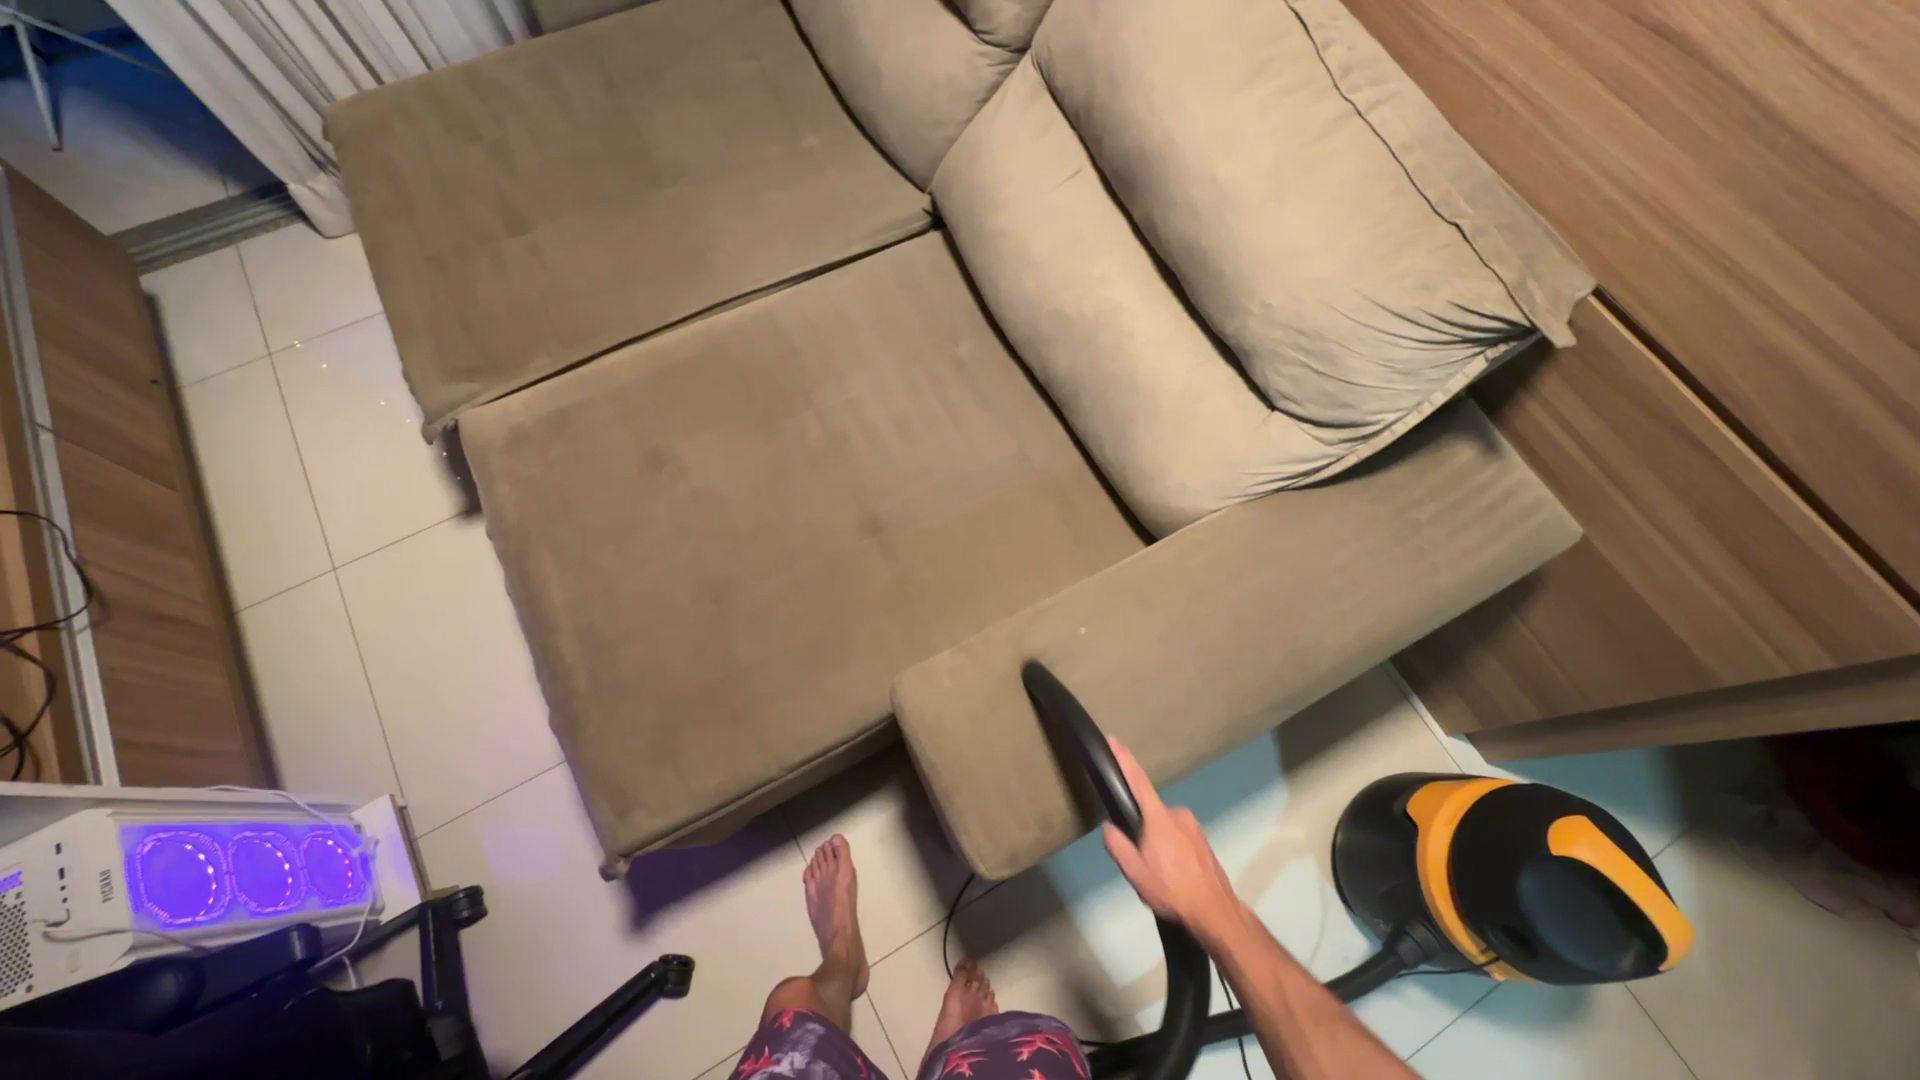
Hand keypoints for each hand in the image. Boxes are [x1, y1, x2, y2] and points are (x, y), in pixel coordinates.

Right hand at [1102, 738, 1243, 936]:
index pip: (1138, 782)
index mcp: (1159, 818)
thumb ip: (1118, 846)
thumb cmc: (1172, 890)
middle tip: (1141, 861)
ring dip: (1158, 844)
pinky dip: (1172, 851)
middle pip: (1150, 814)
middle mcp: (1178, 814)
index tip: (1114, 741)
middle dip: (1142, 832)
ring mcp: (1194, 826)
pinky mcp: (1203, 840)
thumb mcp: (1135, 873)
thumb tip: (1109, 826)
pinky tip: (1174, 875)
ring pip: (1164, 828)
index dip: (1124, 760)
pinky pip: (1178, 837)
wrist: (1215, 911)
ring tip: (1160, 874)